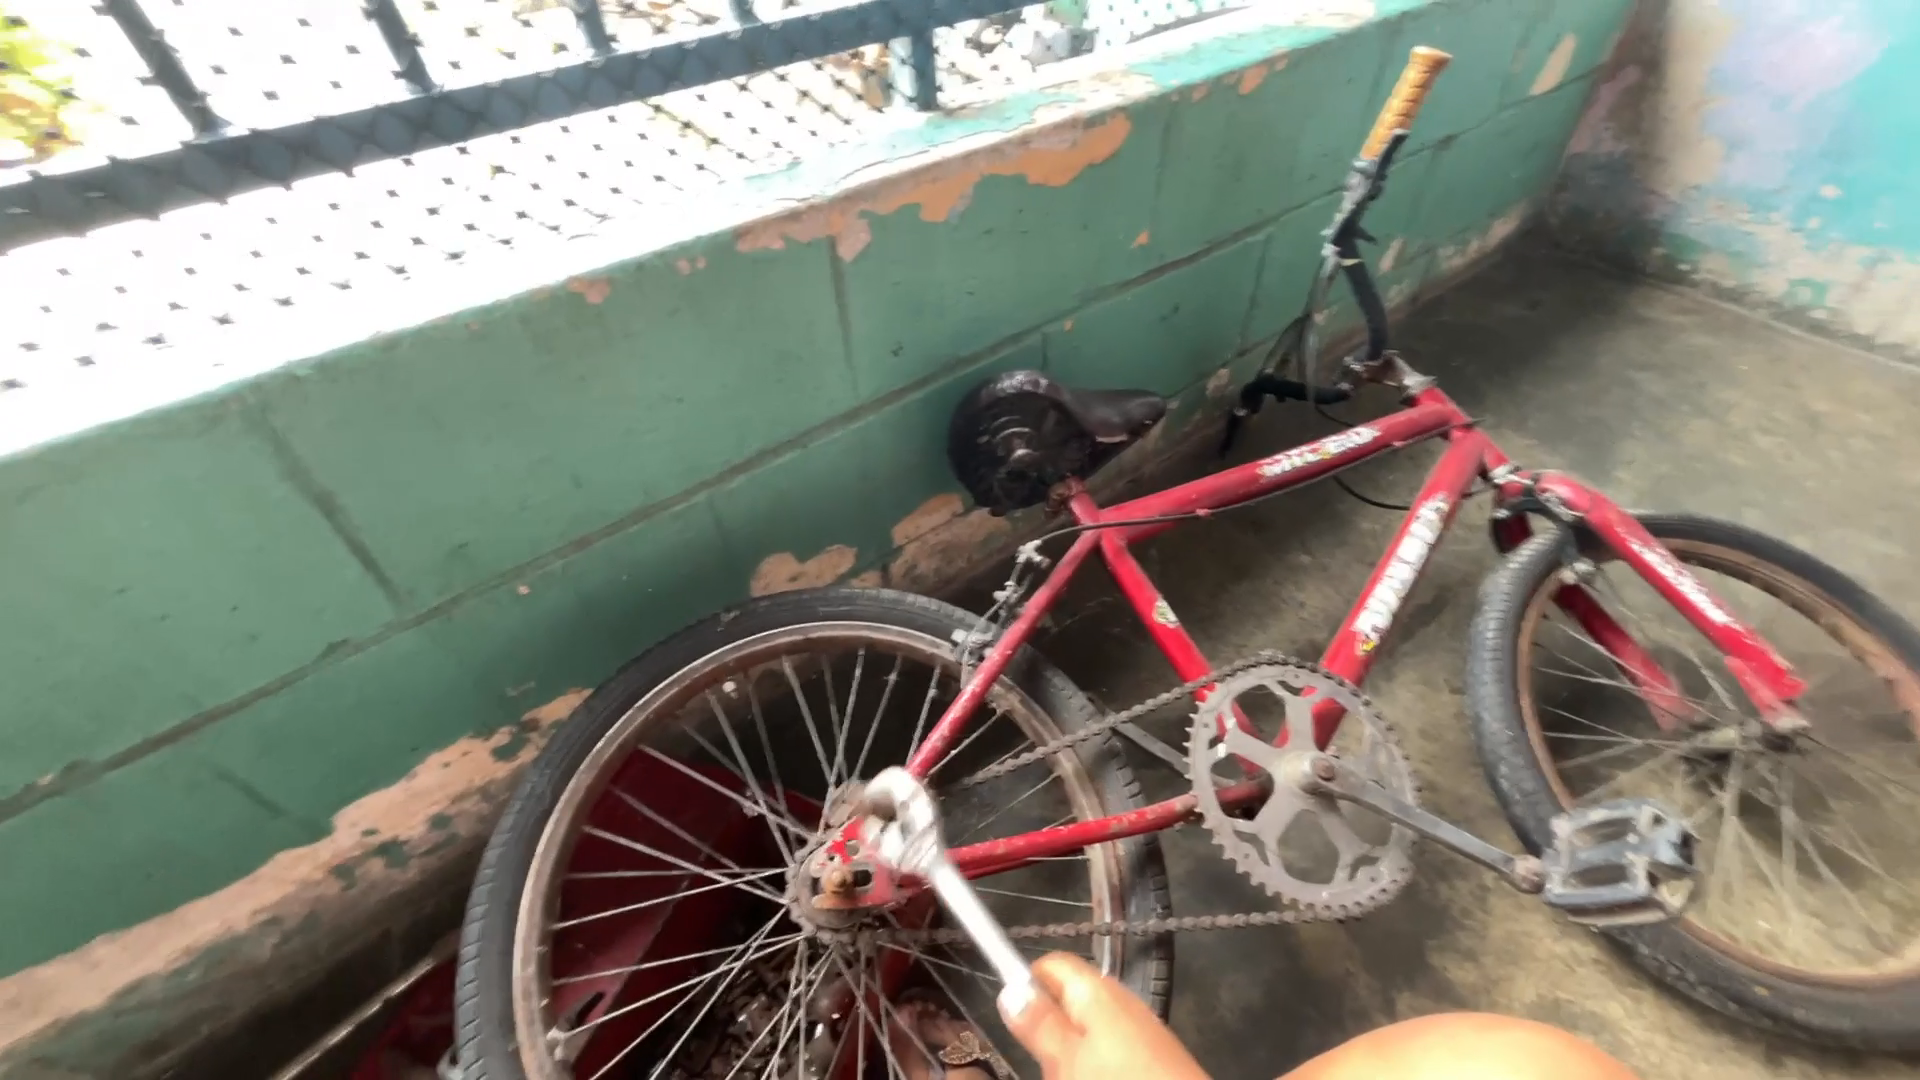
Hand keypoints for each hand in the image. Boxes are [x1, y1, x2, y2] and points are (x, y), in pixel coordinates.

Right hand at [1000, 953, 1209, 1079]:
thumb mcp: (1068, 1061)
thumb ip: (1039, 1023)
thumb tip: (1009, 988)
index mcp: (1095, 988)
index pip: (1050, 964)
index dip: (1027, 984)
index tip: (1018, 1022)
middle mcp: (1118, 996)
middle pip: (1068, 998)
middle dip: (1051, 1031)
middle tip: (1050, 1067)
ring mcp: (1139, 1025)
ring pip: (1089, 1029)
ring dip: (1073, 1055)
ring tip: (1073, 1078)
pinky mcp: (1154, 1052)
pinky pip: (1113, 1049)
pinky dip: (1099, 1066)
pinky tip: (1099, 1079)